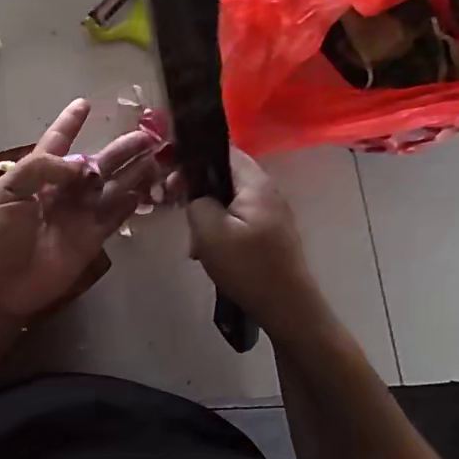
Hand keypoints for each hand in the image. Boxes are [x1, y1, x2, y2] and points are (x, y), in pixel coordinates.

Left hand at [0, 99, 161, 323]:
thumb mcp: (5, 192)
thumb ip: (40, 167)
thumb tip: (80, 163)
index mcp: (34, 176)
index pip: (56, 143)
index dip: (70, 124)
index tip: (85, 104)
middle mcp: (60, 192)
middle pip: (95, 164)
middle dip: (119, 149)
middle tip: (148, 135)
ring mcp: (77, 215)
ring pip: (111, 187)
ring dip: (133, 171)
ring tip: (157, 155)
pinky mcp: (91, 239)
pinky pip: (115, 215)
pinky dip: (131, 202)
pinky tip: (147, 188)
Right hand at [176, 148, 315, 327]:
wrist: (286, 306)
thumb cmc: (247, 266)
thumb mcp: (209, 232)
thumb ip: (197, 203)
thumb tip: (195, 196)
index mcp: (256, 184)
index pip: (224, 152)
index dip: (195, 159)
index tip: (172, 178)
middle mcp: (268, 193)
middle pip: (225, 178)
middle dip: (198, 192)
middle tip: (176, 209)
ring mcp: (272, 215)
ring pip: (229, 203)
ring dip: (207, 218)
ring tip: (195, 242)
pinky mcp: (270, 236)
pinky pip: (238, 222)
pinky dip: (220, 232)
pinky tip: (210, 253)